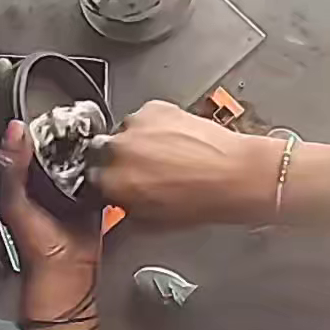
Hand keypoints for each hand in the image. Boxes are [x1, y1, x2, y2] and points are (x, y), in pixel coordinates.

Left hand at [0, 120, 100, 319]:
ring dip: (84, 147)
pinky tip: (104, 156)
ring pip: (76, 157)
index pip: (25, 142)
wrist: (69, 275)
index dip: (34, 125)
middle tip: (75, 118)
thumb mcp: (15, 204)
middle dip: (64, 134)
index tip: (46, 109)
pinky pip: (96, 173)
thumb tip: (14, 132)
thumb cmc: (38, 249)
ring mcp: (68, 188)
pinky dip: (100, 165)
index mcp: (21, 180)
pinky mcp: (91, 196)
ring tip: (91, 131)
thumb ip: (12, 169)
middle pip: (55, 147)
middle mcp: (44, 181)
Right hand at [89, 100, 283, 225]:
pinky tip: (175, 141)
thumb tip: (119, 208)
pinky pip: (145, 117)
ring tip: (166, 155)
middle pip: (103, 152)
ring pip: (125, 133)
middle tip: (145, 170)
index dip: (107, 182)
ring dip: (138, 142)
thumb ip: (125, 212)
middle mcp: (118, 151)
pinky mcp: (154, 107)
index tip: (118, 183)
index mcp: (112, 182)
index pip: (92, 178)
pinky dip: (155, 126)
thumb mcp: (154, 223)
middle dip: (119, 161)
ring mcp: (135, 126)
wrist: (237, 175)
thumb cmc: (204, 199)